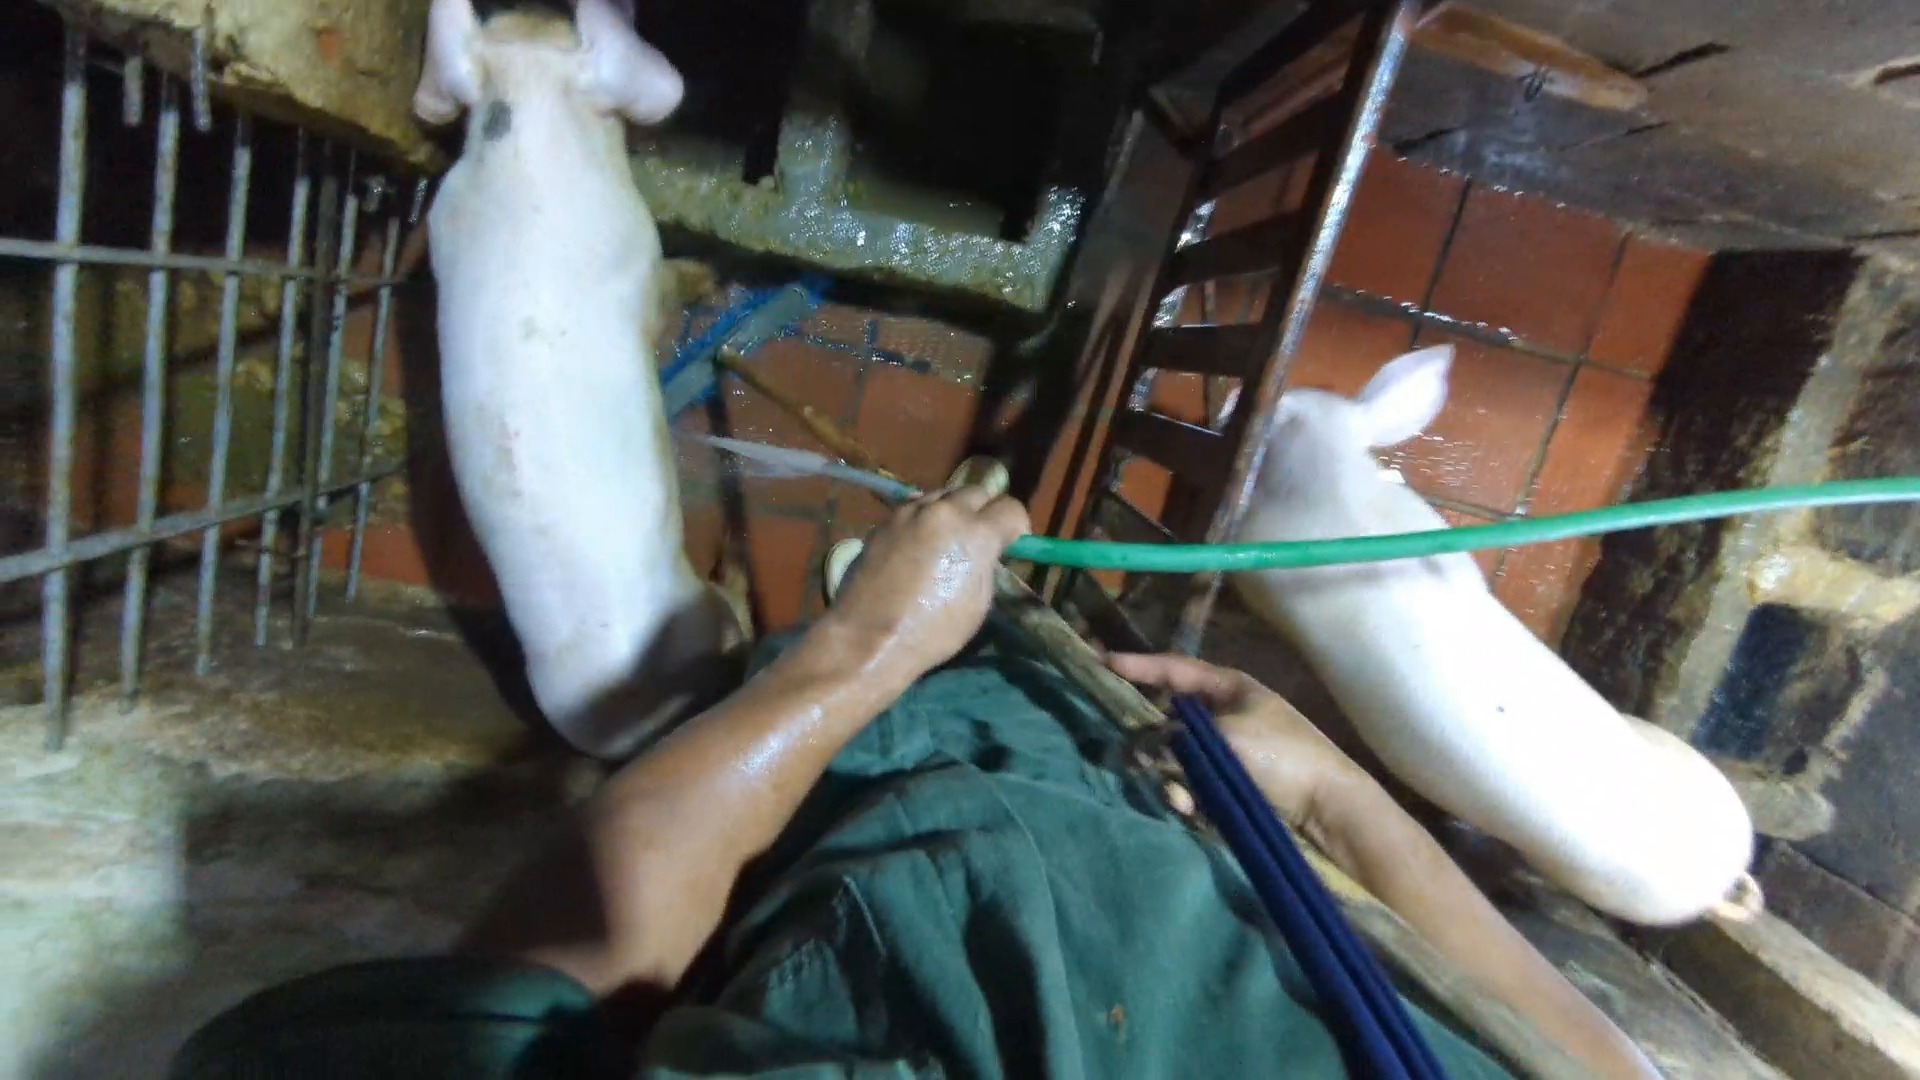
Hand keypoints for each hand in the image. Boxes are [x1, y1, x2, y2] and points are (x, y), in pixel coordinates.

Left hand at [827, 485, 1029, 679]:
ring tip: (946, 539)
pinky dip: (924, 520)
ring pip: (943, 494)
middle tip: (979, 539)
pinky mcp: (884, 521)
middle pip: (976, 491)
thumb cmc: (934, 631)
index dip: (1015, 527)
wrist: (869, 637)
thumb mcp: (979, 601)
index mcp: (976, 532)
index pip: (1010, 508)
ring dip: (952, 510)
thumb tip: (985, 550)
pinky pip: (914, 508)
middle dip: (984, 511)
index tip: (1010, 544)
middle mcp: (944, 511)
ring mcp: (909, 512)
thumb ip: (986, 562)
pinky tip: (917, 545)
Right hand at [1106, 653, 1360, 826]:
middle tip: (1127, 748)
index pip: (1172, 669)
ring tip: (1181, 798)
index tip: (1101, 662)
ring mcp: (1227, 750)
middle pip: (1169, 716)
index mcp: (1228, 687)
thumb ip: (1174, 742)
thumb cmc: (1283, 757)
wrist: (1332, 809)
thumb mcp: (1224, 740)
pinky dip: (1187, 795)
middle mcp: (1223, 713)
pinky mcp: (1229, 783)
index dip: (1137, 665)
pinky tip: (1193, 810)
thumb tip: (1139, 752)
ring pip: (1176, 756)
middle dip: (1149, 737)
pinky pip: (1192, 783)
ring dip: (1171, 777)